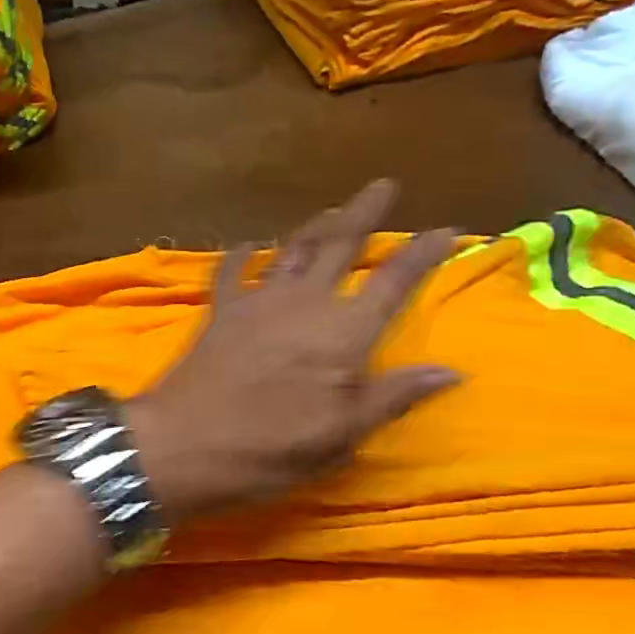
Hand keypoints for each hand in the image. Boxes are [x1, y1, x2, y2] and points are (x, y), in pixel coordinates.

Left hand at [126, 180, 461, 519]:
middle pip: (340, 246)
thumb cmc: (270, 448)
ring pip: (292, 250)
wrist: (184, 443)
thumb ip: (393, 396)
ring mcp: (258, 302)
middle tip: (383, 185)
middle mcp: (304, 303)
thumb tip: (450, 371)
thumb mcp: (342, 435)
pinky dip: (241, 256)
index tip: (447, 230)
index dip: (422, 254)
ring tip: (332, 210)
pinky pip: (232, 272)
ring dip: (314, 228)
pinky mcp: (222, 311)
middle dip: (364, 213)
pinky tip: (247, 246)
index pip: (393, 282)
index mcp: (342, 333)